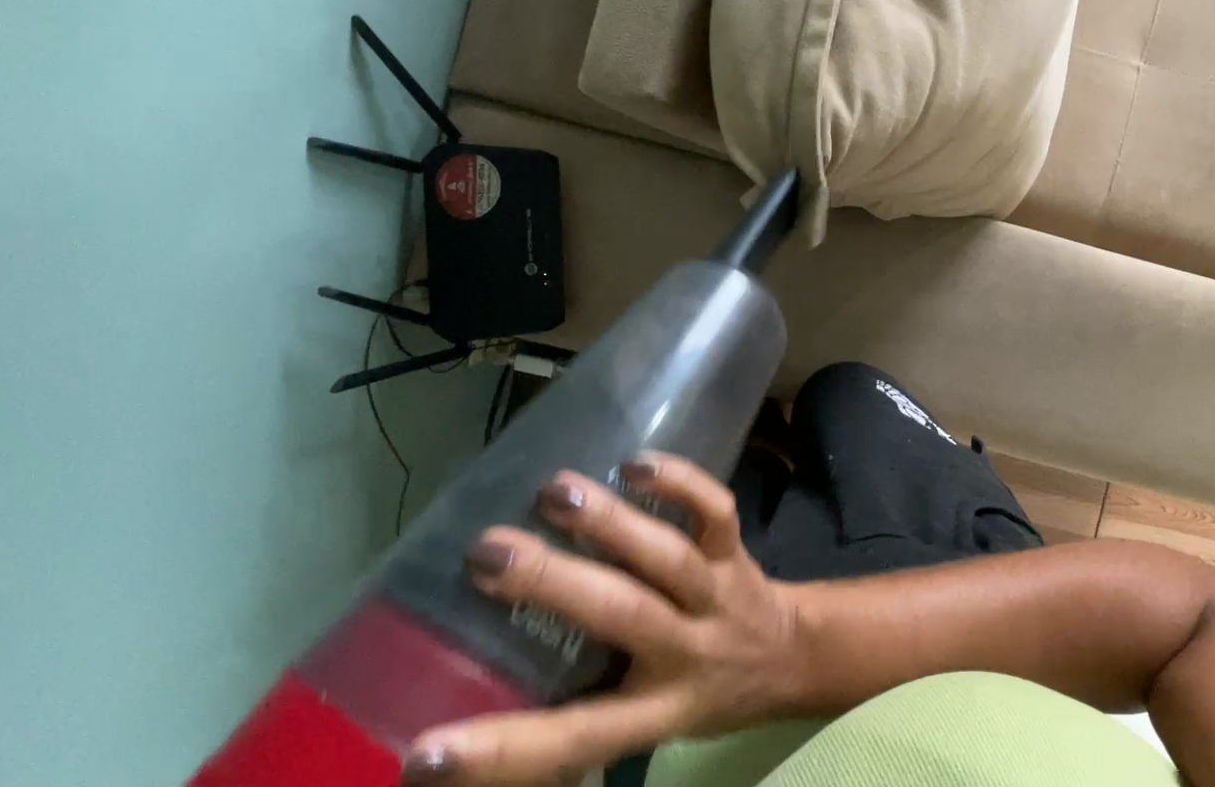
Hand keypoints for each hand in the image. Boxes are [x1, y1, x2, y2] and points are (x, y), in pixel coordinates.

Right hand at [401, 452, 806, 785]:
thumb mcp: (644, 719)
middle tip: (485, 553)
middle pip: (624, 616)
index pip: (573, 737)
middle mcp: (687, 649)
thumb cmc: (700, 693)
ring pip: (669, 557)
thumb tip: (478, 714)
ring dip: (611, 523)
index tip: (423, 752)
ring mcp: (717, 593)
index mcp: (652, 710)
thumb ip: (583, 712)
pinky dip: (683, 484)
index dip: (502, 751)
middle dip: (554, 584)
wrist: (791, 658)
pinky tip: (637, 463)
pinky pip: (717, 514)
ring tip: (554, 491)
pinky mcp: (737, 550)